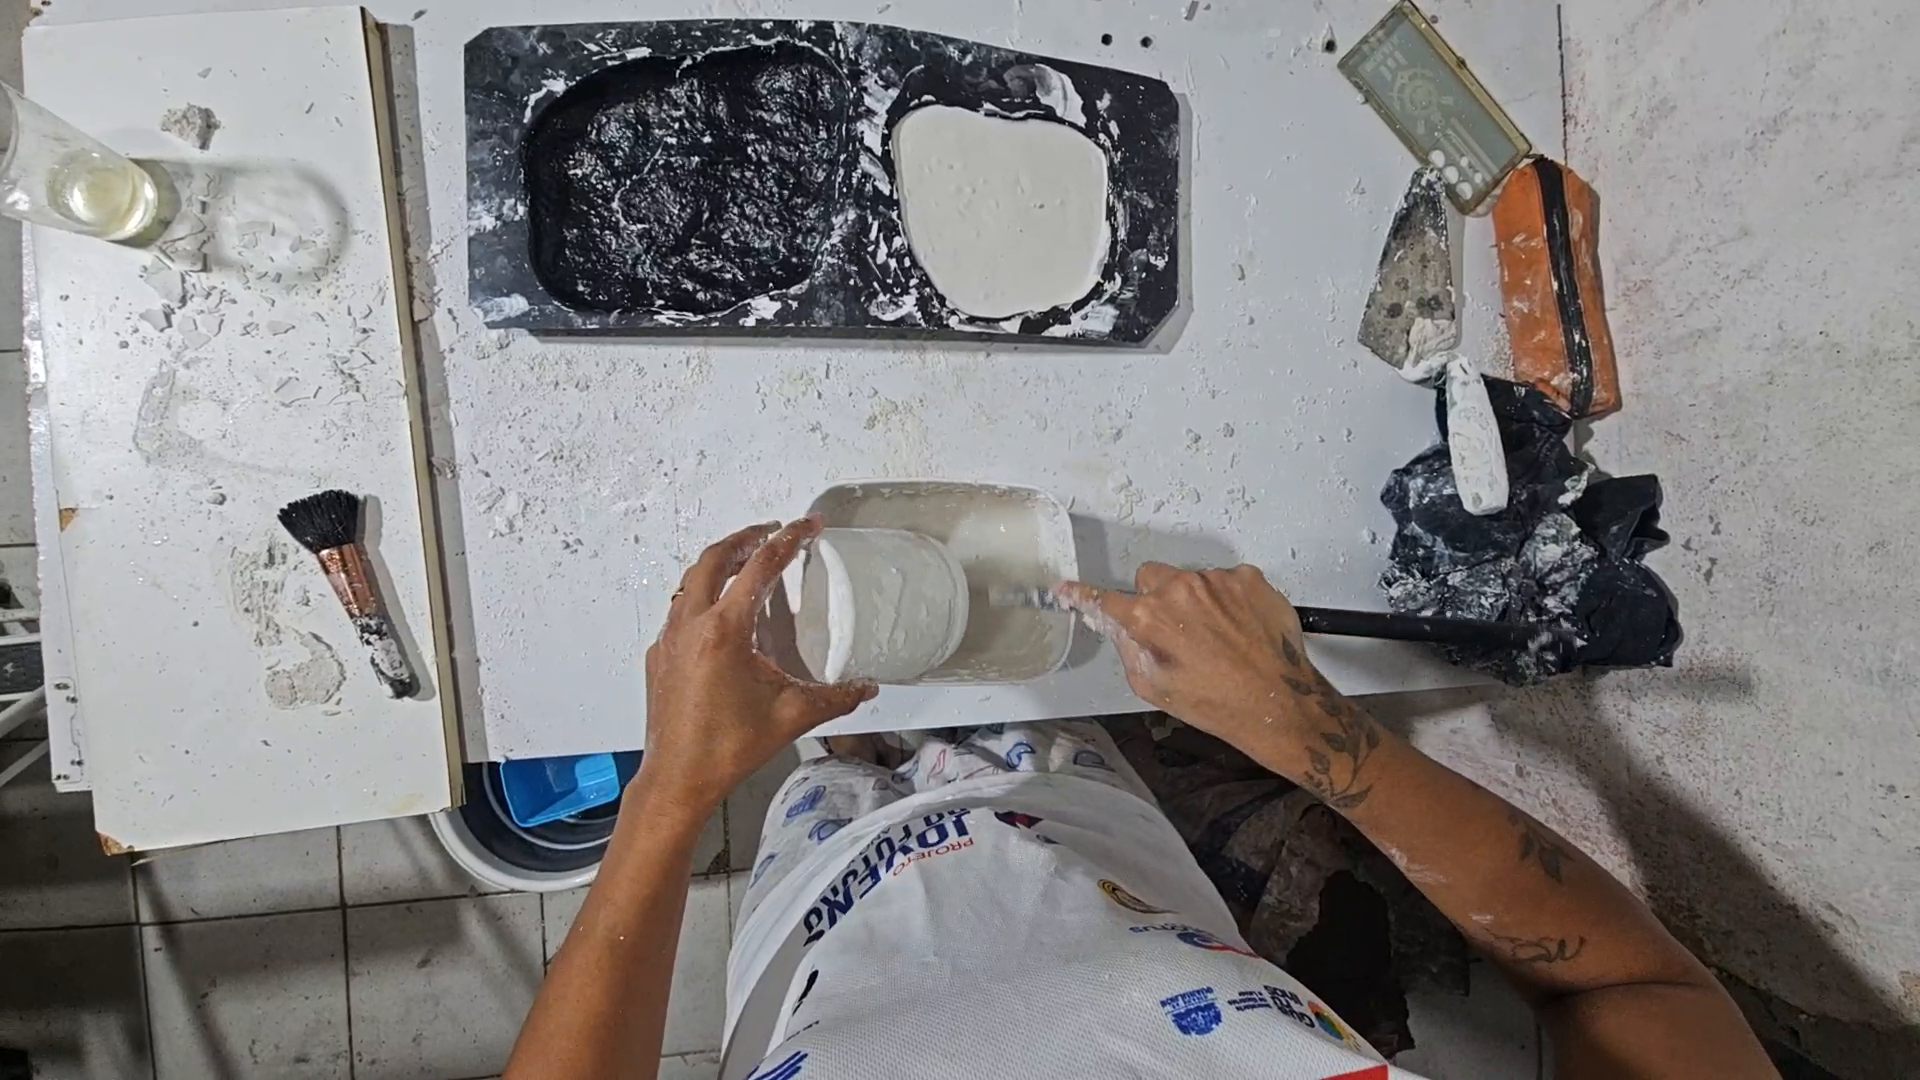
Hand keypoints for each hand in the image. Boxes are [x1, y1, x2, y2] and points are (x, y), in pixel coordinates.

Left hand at [641, 517, 877, 816]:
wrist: (677, 780)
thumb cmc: (728, 747)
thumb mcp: (792, 715)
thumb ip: (837, 697)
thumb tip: (866, 688)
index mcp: (724, 630)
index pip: (761, 567)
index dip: (789, 540)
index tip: (807, 525)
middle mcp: (691, 625)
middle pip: (715, 558)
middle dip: (746, 537)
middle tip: (772, 532)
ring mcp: (669, 639)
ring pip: (691, 580)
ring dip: (721, 562)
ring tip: (747, 561)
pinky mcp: (659, 656)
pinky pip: (680, 609)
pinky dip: (702, 594)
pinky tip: (721, 613)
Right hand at [1053, 564, 1349, 766]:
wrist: (1280, 705)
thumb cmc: (1215, 703)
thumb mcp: (1153, 687)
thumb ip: (1128, 648)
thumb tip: (1119, 624)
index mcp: (1150, 617)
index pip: (1105, 599)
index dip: (1084, 596)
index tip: (1065, 589)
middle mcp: (1180, 588)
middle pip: (1151, 578)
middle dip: (1156, 598)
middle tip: (1176, 631)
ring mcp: (1217, 579)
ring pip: (1190, 579)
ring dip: (1195, 600)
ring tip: (1217, 636)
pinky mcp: (1249, 578)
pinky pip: (1225, 580)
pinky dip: (1227, 599)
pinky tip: (1239, 627)